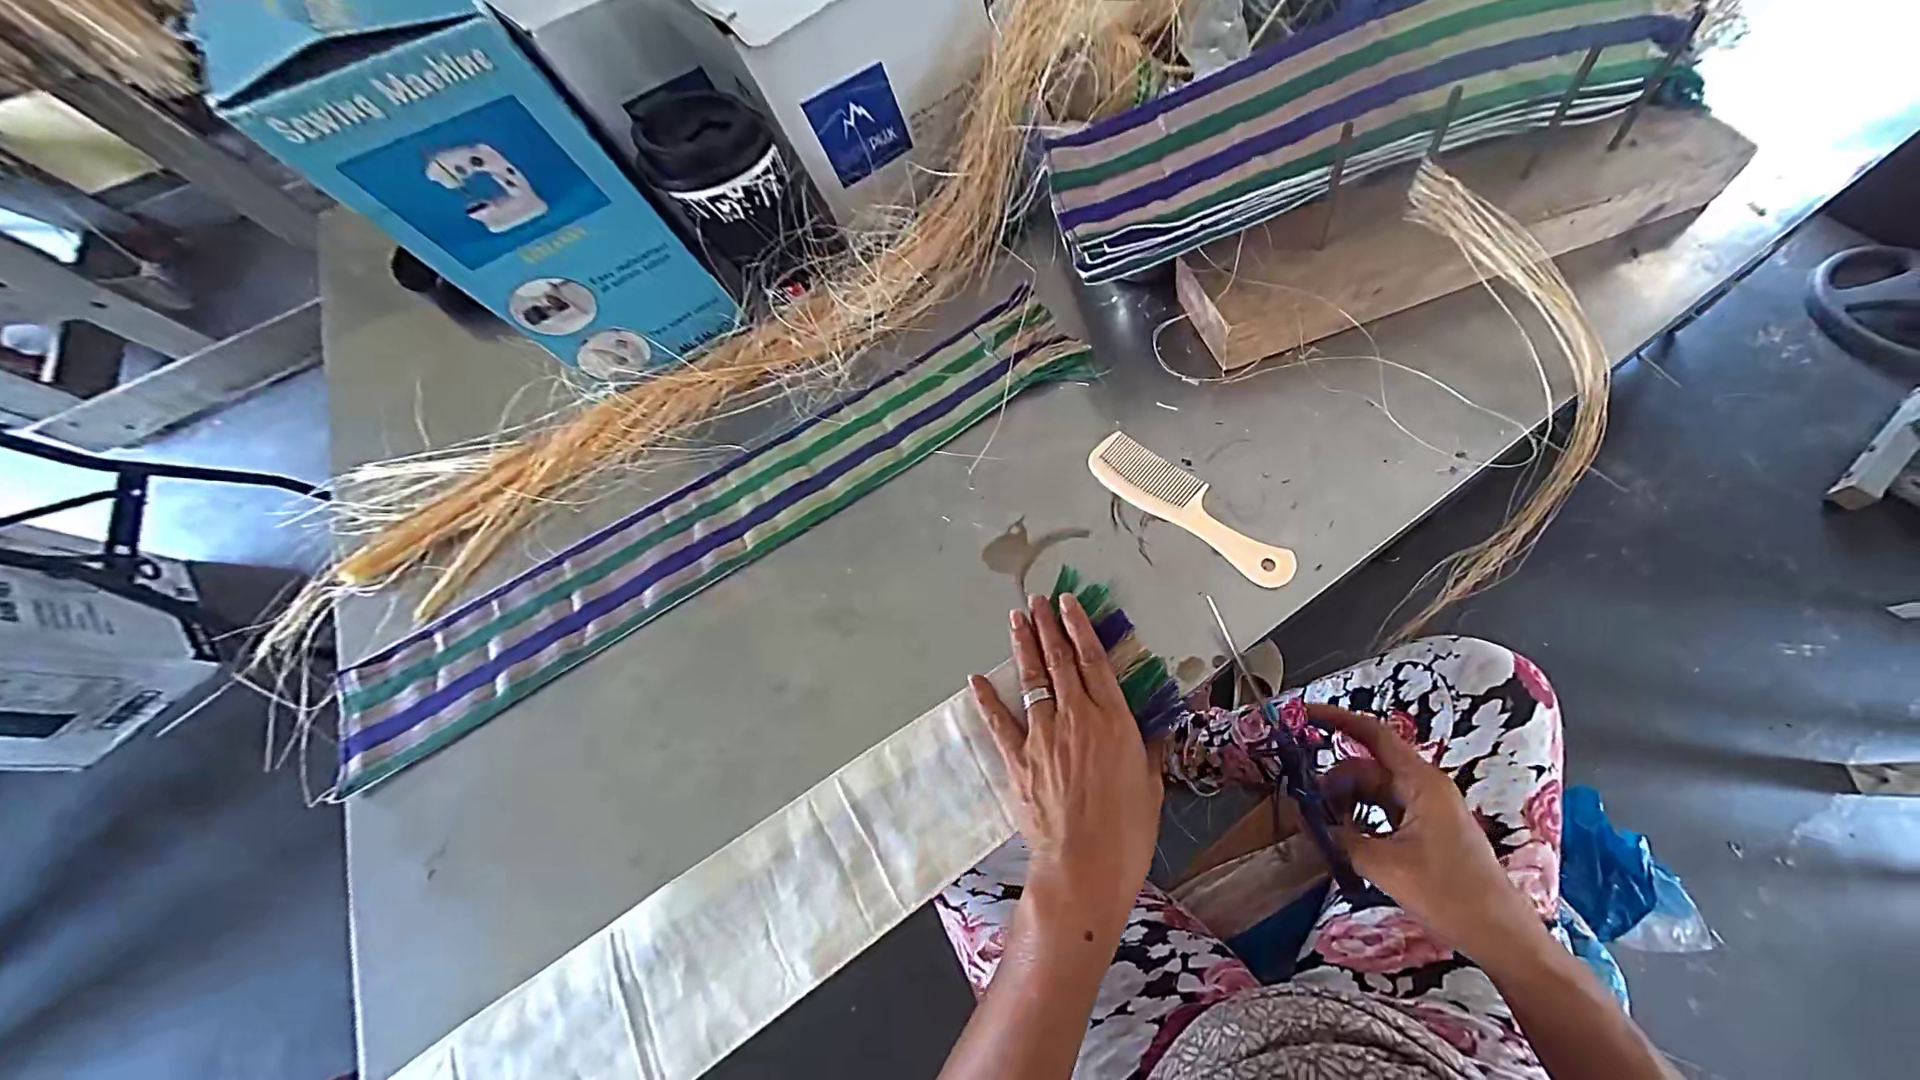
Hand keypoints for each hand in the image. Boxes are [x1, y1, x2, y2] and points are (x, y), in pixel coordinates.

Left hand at [970, 594, 1162, 933]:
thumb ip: (1146, 748)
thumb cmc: (1128, 829)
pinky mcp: (1018, 757)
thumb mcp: (1149, 784)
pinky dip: (987, 698)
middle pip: (1058, 660)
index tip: (1067, 604)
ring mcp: (1042, 734)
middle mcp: (1075, 717)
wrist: (1085, 866)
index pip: (1093, 659)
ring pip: (1031, 679)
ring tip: (1016, 619)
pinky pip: (999, 721)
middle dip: (1047, 626)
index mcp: (1112, 719)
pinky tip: (977, 678)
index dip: (1079, 627)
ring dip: (1022, 645)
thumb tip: (1150, 728)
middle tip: (1037, 601)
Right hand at [1311, 704, 1542, 962]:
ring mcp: (1426, 809)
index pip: (1373, 735)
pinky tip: (1342, 837)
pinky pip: (1381, 810)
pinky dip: (1358, 818)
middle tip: (1305, 803)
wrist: (1504, 941)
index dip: (1337, 718)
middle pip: (1366, 767)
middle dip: (1333, 780)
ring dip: (1344, 802)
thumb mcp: (1384, 866)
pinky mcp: (1425, 830)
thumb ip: (1340, 837)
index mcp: (1421, 783)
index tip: (1304, 715)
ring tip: (1321, 825)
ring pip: (1371, 790)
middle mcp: (1423, 788)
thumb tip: (1307, 822)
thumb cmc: (1450, 896)